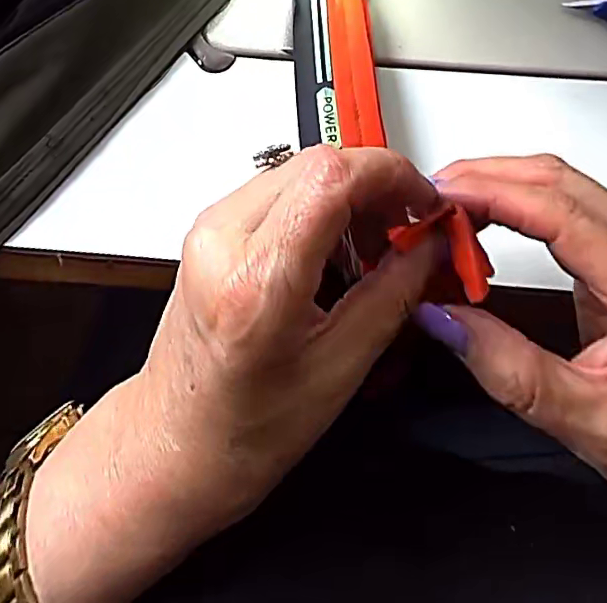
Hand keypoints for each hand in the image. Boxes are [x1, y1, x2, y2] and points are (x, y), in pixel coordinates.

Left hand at [28, 145, 442, 600]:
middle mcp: (222, 238)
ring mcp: (212, 226)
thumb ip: (396, 293)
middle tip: (406, 222)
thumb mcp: (340, 368)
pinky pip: (285, 185)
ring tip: (374, 243)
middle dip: (377, 183)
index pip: (330, 177)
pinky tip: (341, 244)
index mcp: (255, 281)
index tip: (423, 199)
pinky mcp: (215, 224)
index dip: (391, 174)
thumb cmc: (240, 428)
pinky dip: (327, 202)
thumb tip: (432, 244)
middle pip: (320, 162)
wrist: (174, 444)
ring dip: (353, 193)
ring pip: (305, 167)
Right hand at [427, 155, 606, 562]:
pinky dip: (522, 199)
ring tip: (450, 202)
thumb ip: (512, 371)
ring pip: (567, 184)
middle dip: (492, 176)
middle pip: (565, 182)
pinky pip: (573, 204)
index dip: (498, 194)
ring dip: (504, 182)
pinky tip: (490, 212)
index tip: (446, 195)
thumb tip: (445, 318)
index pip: (568, 216)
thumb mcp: (592, 430)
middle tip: (434, 195)